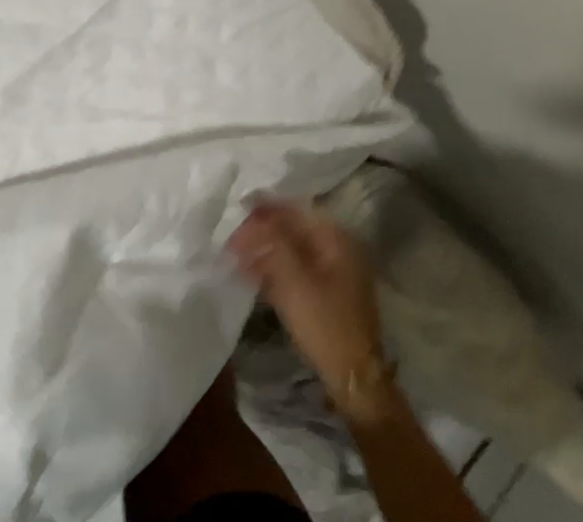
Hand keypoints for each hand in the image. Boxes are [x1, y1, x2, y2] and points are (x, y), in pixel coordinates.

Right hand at [226, 198, 385, 396]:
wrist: (351, 374)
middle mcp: (339, 249)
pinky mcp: (328, 294)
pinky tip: (252, 276)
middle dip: (262, 231)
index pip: (296, 210)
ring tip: (234, 257)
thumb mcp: (294, 278)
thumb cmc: (323, 321)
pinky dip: (275, 270)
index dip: (266, 208)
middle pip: (294, 230)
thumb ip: (274, 240)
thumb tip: (256, 213)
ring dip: (265, 251)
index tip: (237, 207)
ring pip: (293, 251)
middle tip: (231, 238)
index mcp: (336, 239)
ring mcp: (335, 273)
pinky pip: (297, 271)